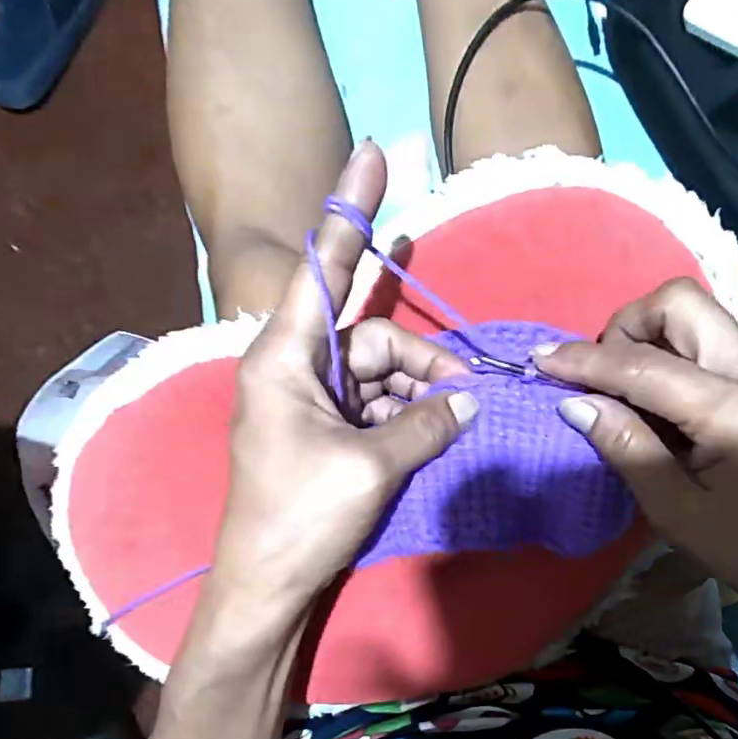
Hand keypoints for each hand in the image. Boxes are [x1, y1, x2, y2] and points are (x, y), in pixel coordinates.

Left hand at [215, 142, 478, 604]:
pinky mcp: (323, 431)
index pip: (322, 268)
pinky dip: (403, 415)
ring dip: (417, 392)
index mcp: (285, 358)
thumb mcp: (370, 466)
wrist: (268, 584)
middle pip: (369, 335)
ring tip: (449, 422)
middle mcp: (294, 368)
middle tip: (466, 391)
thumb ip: (424, 423)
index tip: (374, 154)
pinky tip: (430, 433)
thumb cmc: (301, 518)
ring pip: (377, 373)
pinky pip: (372, 404)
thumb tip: (469, 398)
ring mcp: (309, 401)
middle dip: (420, 357)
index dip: (350, 212)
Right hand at [532, 278, 737, 621]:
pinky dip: (662, 349)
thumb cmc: (735, 543)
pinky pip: (701, 334)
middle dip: (625, 327)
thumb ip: (625, 446)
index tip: (542, 360)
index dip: (588, 361)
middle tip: (600, 376)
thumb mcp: (670, 507)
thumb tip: (573, 401)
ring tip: (620, 385)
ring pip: (691, 311)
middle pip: (681, 303)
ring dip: (643, 336)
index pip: (647, 366)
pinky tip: (648, 393)